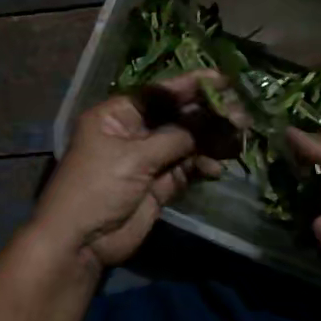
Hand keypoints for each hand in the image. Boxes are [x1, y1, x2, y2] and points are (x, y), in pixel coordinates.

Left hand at [29, 72, 226, 268]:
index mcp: (115, 115)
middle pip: (174, 117)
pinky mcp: (156, 186)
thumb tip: (210, 119)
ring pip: (184, 142)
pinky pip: (184, 168)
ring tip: (237, 140)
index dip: (188, 85)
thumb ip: (175, 138)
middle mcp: (131, 133)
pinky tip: (216, 168)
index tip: (221, 80)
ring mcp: (144, 160)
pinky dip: (201, 166)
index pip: (157, 94)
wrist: (80, 241)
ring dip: (209, 140)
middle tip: (239, 116)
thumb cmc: (98, 187)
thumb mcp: (134, 157)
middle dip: (205, 115)